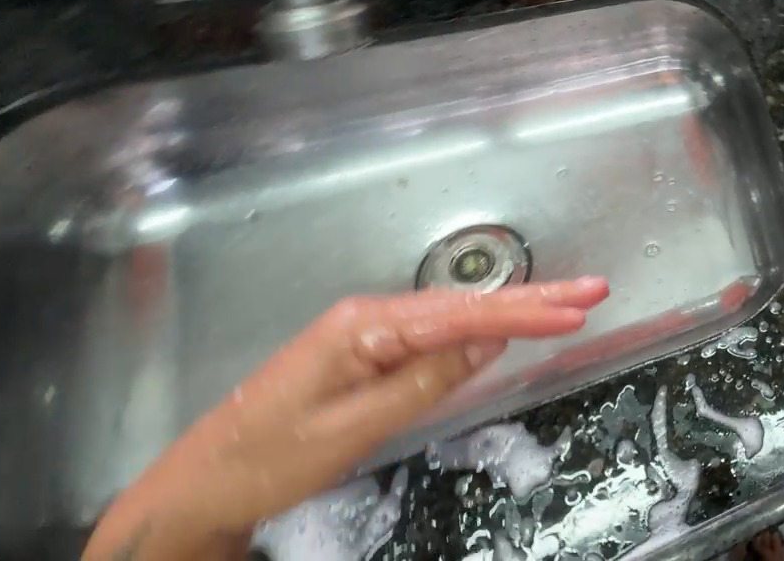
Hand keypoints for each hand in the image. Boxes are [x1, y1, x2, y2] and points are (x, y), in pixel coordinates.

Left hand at [85, 278, 609, 560]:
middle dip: (536, 297)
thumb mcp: (350, 428)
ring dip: (517, 309)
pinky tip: (511, 324)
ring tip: (568, 304)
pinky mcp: (369, 348)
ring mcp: (370, 329)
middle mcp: (372, 314)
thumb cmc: (264, 464)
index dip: (528, 311)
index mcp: (366, 325)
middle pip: (468, 303)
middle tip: (592, 290)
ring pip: (458, 314)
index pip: (464, 314)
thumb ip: (426, 379)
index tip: (578, 309)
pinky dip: (484, 325)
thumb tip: (493, 340)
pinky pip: (438, 331)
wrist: (190, 492)